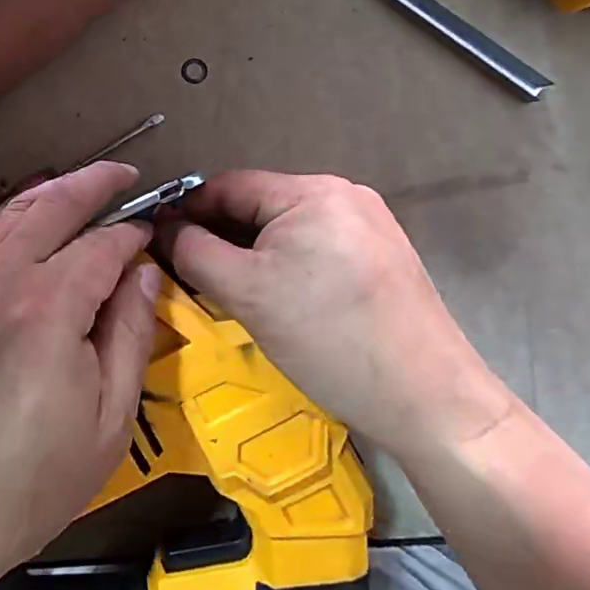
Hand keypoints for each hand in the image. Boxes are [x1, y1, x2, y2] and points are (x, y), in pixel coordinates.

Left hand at [0, 161, 161, 588]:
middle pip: (53, 205)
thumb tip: (143, 271)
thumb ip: (130, 334)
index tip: (151, 233)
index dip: (132, 233)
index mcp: (49, 306)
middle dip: (94, 181)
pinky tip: (32, 220)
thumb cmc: (31, 477)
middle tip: (126, 175)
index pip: (101, 245)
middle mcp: (4, 277)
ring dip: (53, 190)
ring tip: (85, 186)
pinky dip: (15, 213)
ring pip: (14, 210)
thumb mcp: (108, 418)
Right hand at [157, 171, 515, 459]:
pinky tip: (274, 294)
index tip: (158, 239)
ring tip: (227, 285)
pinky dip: (283, 262)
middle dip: (219, 233)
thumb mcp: (245, 293)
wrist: (430, 403)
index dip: (188, 210)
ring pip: (284, 227)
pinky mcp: (380, 254)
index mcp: (313, 191)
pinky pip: (314, 244)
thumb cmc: (329, 339)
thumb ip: (192, 251)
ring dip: (249, 250)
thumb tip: (162, 229)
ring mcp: (368, 224)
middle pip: (258, 204)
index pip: (228, 185)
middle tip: (187, 268)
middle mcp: (344, 194)